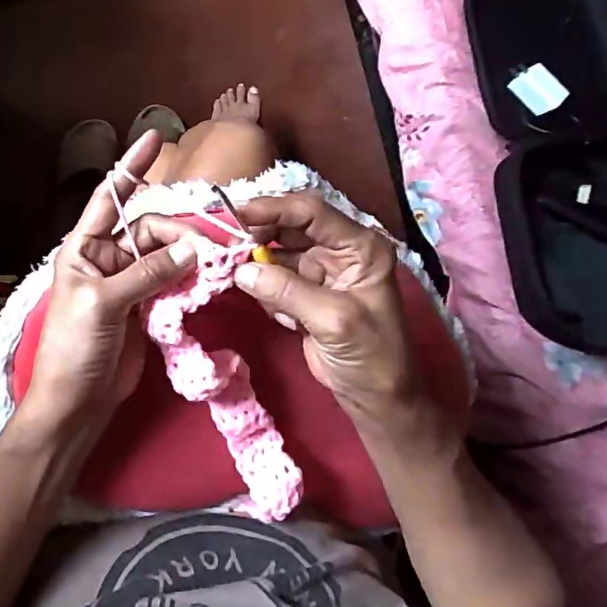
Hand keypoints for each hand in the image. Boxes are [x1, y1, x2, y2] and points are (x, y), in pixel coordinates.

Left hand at [14, 132, 197, 452]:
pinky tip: (206, 277)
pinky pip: (174, 281)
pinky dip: (190, 277)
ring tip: (213, 261)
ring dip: (189, 254)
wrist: (78, 402)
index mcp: (84, 248)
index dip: (130, 168)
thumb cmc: (74, 347)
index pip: (109, 197)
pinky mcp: (148, 306)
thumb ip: (147, 274)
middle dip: (178, 230)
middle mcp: (107, 258)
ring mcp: (130, 282)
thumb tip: (192, 250)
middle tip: (207, 246)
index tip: (155, 139)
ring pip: (166, 254)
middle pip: (150, 228)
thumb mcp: (104, 303)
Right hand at [230, 194, 448, 444]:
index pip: (311, 212)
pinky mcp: (304, 293)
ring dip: (259, 266)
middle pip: (290, 227)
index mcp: (359, 247)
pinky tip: (282, 317)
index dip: (273, 209)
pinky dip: (266, 291)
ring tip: (244, 280)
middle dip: (260, 235)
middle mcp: (340, 251)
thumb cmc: (371, 356)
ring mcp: (321, 271)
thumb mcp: (333, 320)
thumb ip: (287, 291)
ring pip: (278, 252)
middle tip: (230, 247)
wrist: (377, 397)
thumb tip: (242, 270)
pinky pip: (273, 278)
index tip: (237, 214)